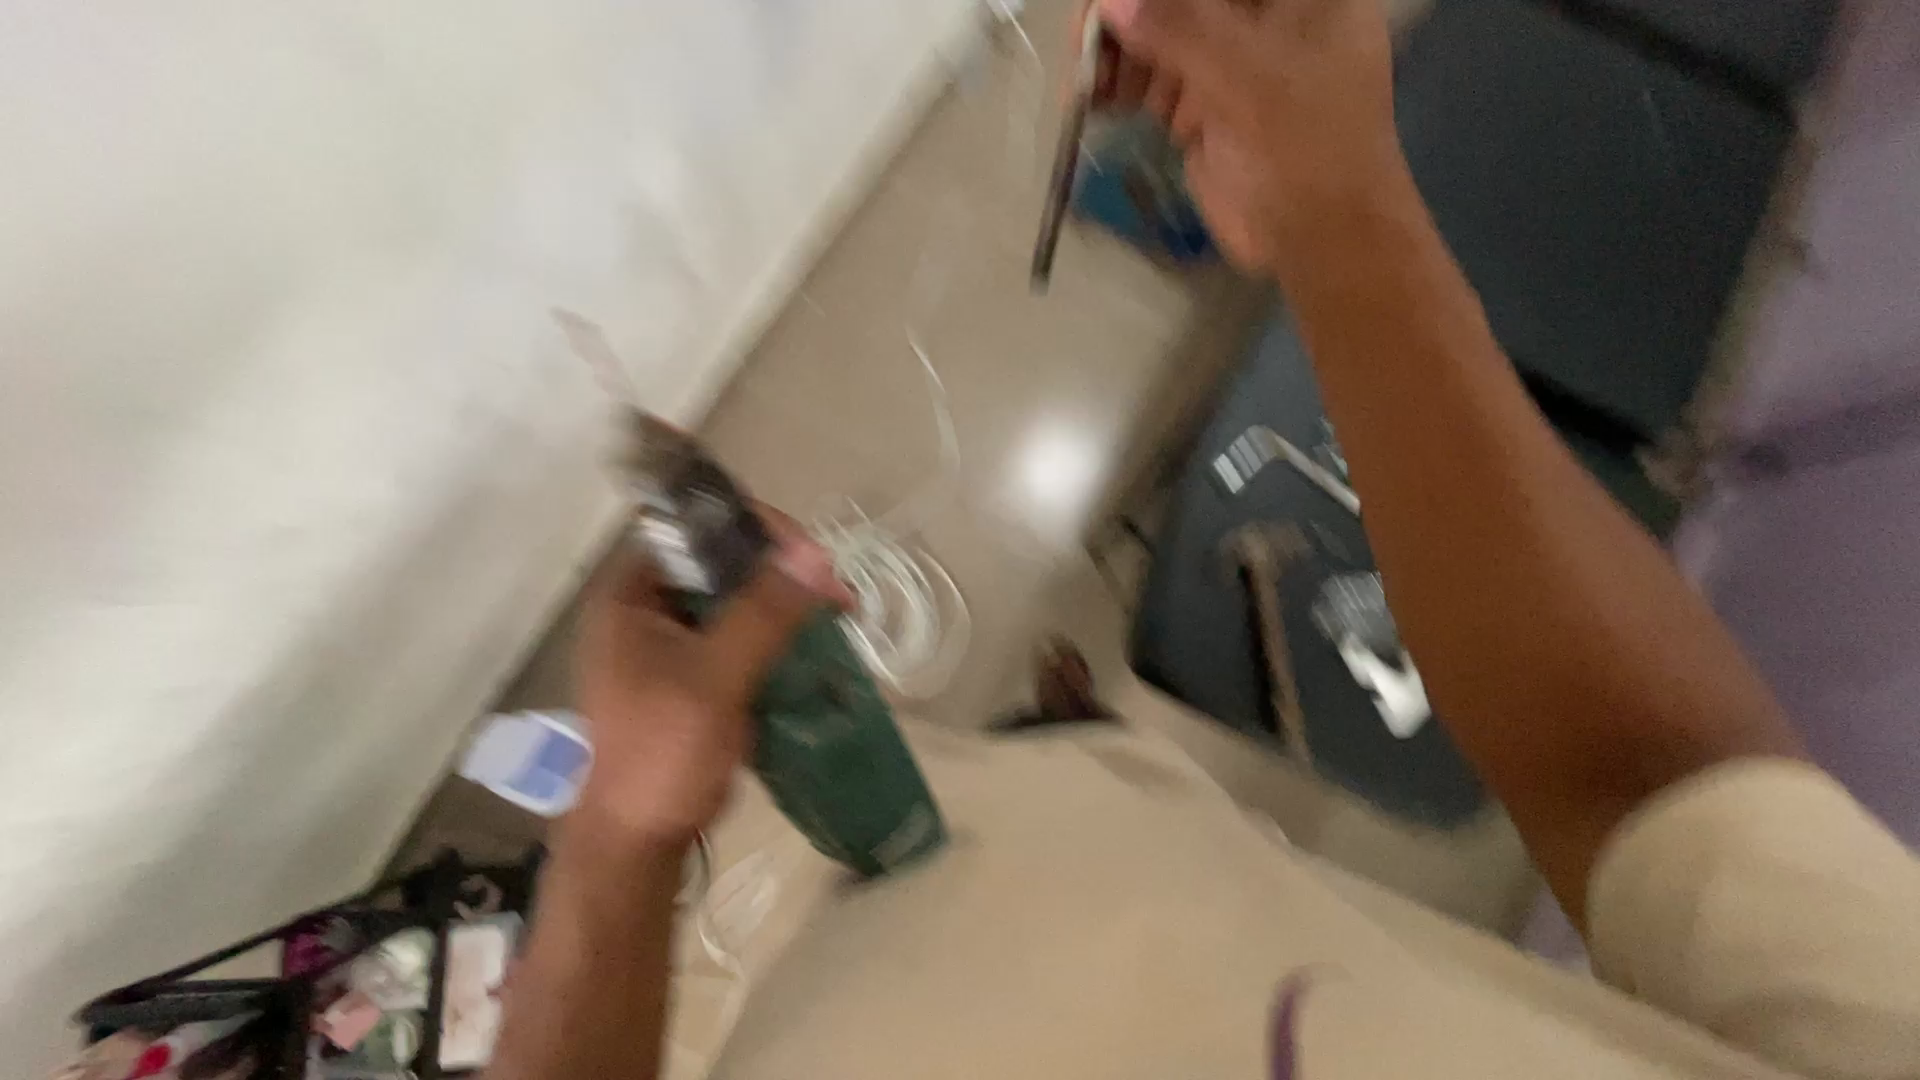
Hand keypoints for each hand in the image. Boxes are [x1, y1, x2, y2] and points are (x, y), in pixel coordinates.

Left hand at [571, 509, 848, 842]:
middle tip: (834, 586)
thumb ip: (762, 615)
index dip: (754, 529)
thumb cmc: (662, 755)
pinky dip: (780, 633)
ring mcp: (673, 641)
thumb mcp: (713, 680)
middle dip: (782, 569)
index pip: (695, 530)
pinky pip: (744, 634)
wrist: (639, 840)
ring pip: (739, 598)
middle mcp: (649, 607)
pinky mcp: (698, 672)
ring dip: (787, 601)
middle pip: (723, 562)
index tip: (810, 553)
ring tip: (839, 609)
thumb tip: (815, 554)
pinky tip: (820, 641)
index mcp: (632, 594)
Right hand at [1092, 0, 1412, 272]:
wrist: (1317, 237)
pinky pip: (1150, 81)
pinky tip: (1092, 105)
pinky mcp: (1201, 106)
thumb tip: (1110, 1)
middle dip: (1124, 22)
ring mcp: (1227, 60)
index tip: (1103, 15)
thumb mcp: (1248, 80)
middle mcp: (1257, 13)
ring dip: (1112, 57)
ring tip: (1085, 95)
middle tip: (1085, 63)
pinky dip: (1117, 89)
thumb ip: (1181, 29)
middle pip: (1172, 0)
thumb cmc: (1304, 151)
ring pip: (1154, 35)